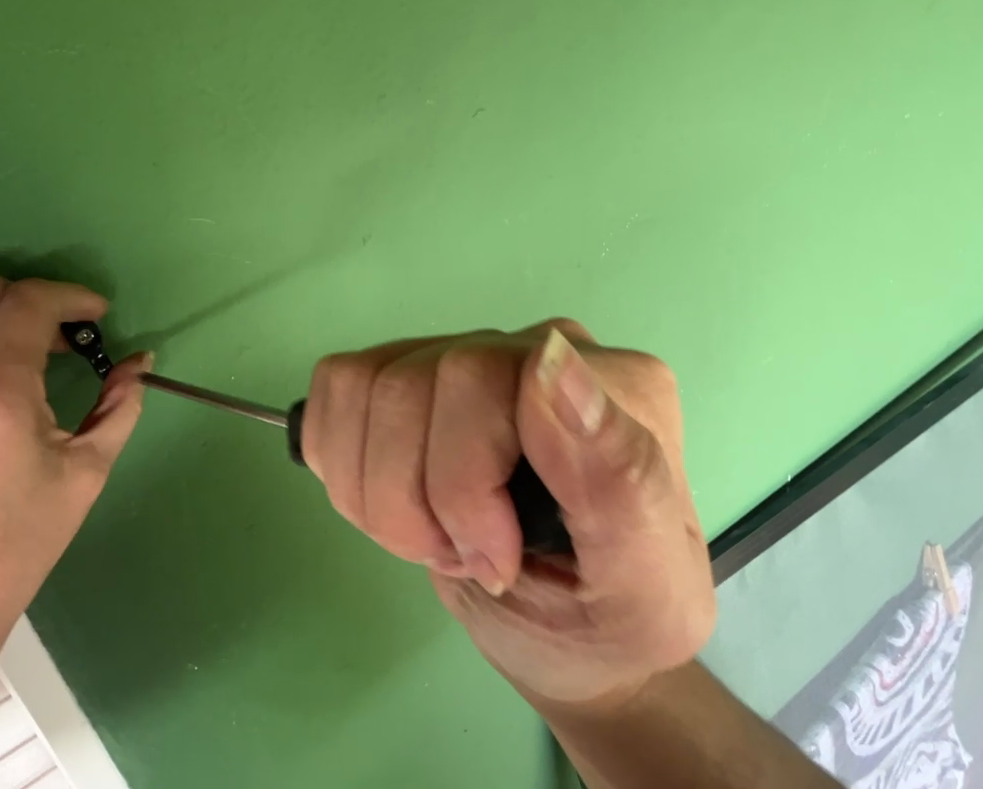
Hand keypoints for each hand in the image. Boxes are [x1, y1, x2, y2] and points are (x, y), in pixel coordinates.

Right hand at [299, 321, 712, 709]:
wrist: (570, 634)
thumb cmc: (611, 617)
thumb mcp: (646, 588)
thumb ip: (618, 472)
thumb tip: (552, 358)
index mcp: (611, 383)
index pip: (486, 375)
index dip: (462, 481)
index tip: (496, 562)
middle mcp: (533, 348)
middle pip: (411, 383)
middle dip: (413, 500)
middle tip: (463, 561)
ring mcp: (464, 355)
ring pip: (362, 386)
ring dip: (376, 493)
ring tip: (434, 540)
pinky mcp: (407, 375)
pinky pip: (336, 388)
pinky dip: (343, 464)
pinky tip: (394, 503)